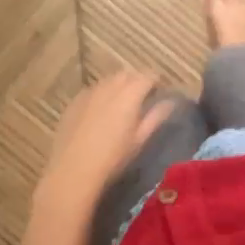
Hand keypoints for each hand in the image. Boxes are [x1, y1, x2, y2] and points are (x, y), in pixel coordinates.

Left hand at [41, 71, 174, 200]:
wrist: (73, 170)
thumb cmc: (113, 158)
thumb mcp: (139, 139)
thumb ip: (156, 117)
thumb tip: (170, 102)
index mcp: (129, 94)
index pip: (148, 76)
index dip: (156, 81)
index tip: (159, 92)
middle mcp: (109, 86)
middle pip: (127, 74)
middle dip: (137, 81)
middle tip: (142, 99)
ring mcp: (89, 92)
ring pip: (109, 80)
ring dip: (119, 86)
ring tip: (121, 105)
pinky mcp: (74, 101)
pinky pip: (93, 90)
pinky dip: (102, 94)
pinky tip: (100, 112)